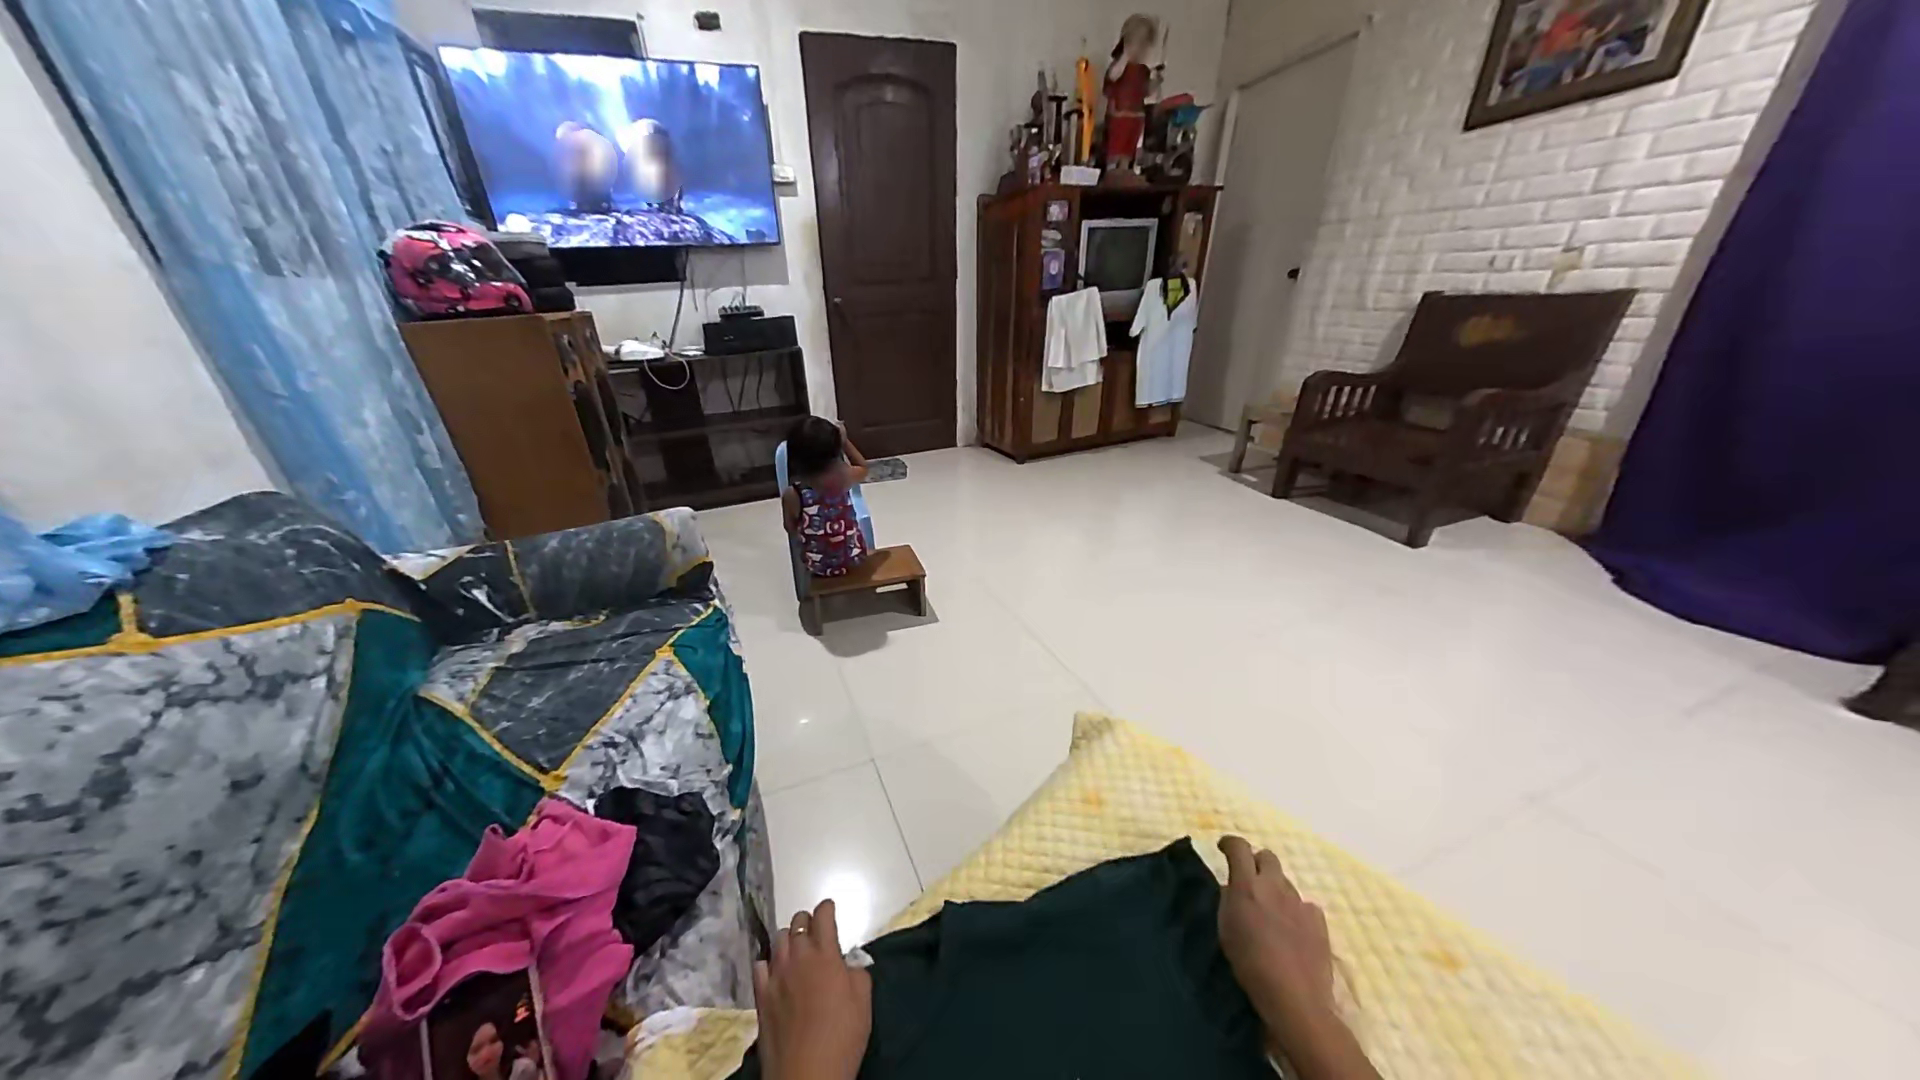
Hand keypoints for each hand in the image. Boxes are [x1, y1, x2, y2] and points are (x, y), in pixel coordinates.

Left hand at [753, 900, 871, 1079]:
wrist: (806, 1075)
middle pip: (798, 923)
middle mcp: (798, 957)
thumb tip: (847, 963)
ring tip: (797, 948)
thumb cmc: (842, 1036)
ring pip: (779, 940)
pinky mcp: (761, 996)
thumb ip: (857, 972)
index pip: (823, 916)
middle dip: (808, 921)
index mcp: (825, 954)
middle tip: (816, 931)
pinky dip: (769, 962)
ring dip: (789, 938)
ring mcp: (776, 976)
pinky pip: (760, 966)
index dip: (827, 908)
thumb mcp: (864, 1001)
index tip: (830, 908)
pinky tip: (776, 970)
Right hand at [1216, 836, 1333, 1035]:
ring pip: (1285, 882)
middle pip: (1268, 856)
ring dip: (1275, 888)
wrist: (1295, 998)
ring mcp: (1300, 903)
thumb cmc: (1250, 964)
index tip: (1223, 848)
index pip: (1239, 847)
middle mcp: (1275, 886)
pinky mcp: (1319, 922)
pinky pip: (1305, 905)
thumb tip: (1233, 888)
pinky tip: (1292, 929)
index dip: (1230, 843)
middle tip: (1250, 880)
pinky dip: (1296, 910)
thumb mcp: (1225, 929)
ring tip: (1270, 912)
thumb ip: (1229, 901)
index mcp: (1248, 885)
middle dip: (1257, 862)